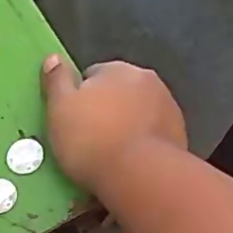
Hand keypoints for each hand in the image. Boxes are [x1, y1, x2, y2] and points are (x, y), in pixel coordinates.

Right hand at [40, 54, 187, 190]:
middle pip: (119, 93)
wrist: (138, 175)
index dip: (80, 98)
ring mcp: (167, 106)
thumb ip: (56, 82)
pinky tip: (132, 164)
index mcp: (115, 69)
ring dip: (128, 126)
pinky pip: (154, 135)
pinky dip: (143, 144)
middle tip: (92, 140)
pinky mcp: (179, 134)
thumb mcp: (60, 110)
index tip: (73, 121)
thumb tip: (53, 57)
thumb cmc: (91, 140)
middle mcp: (146, 79)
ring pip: (139, 113)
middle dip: (108, 110)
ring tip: (113, 155)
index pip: (92, 76)